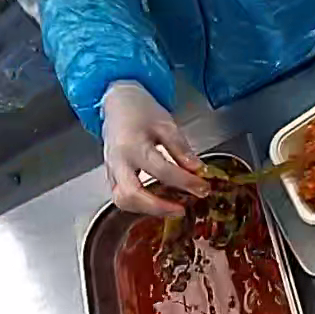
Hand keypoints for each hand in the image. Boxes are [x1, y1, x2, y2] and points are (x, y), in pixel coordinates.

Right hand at [100, 80, 207, 216]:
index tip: (203, 188)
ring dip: (148, 210)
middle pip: (132, 194)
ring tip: (174, 209)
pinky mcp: (111, 177)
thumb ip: (181, 149)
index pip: (162, 170)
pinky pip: (122, 198)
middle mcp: (118, 161)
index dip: (185, 182)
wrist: (118, 103)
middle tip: (183, 209)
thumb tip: (198, 170)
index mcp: (133, 144)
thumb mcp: (167, 125)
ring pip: (123, 201)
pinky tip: (161, 203)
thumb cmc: (142, 112)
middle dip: (159, 207)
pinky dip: (142, 206)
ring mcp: (111, 170)